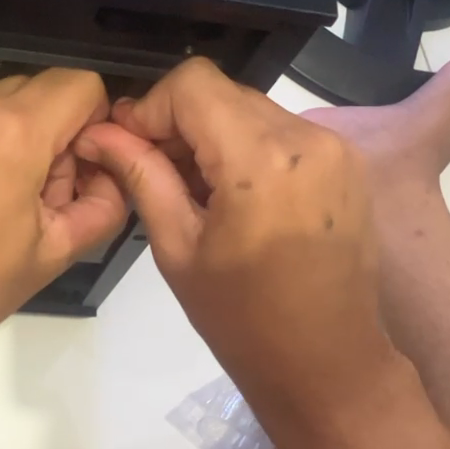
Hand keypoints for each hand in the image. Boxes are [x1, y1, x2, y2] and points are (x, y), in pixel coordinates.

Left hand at [0, 68, 126, 375]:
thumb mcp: (56, 252)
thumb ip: (104, 202)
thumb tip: (110, 169)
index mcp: (11, 131)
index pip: (80, 85)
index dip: (92, 124)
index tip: (76, 168)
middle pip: (35, 90)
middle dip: (48, 133)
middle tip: (31, 195)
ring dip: (6, 135)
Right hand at [75, 58, 397, 416]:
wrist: (327, 365)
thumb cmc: (243, 321)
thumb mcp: (178, 249)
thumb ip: (142, 177)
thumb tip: (100, 133)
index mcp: (260, 161)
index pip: (193, 83)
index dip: (151, 107)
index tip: (131, 148)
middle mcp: (308, 138)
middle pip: (224, 93)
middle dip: (180, 123)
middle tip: (155, 173)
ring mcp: (337, 148)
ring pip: (254, 110)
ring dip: (215, 136)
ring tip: (196, 192)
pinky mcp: (349, 165)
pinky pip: (285, 133)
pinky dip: (250, 149)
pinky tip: (235, 198)